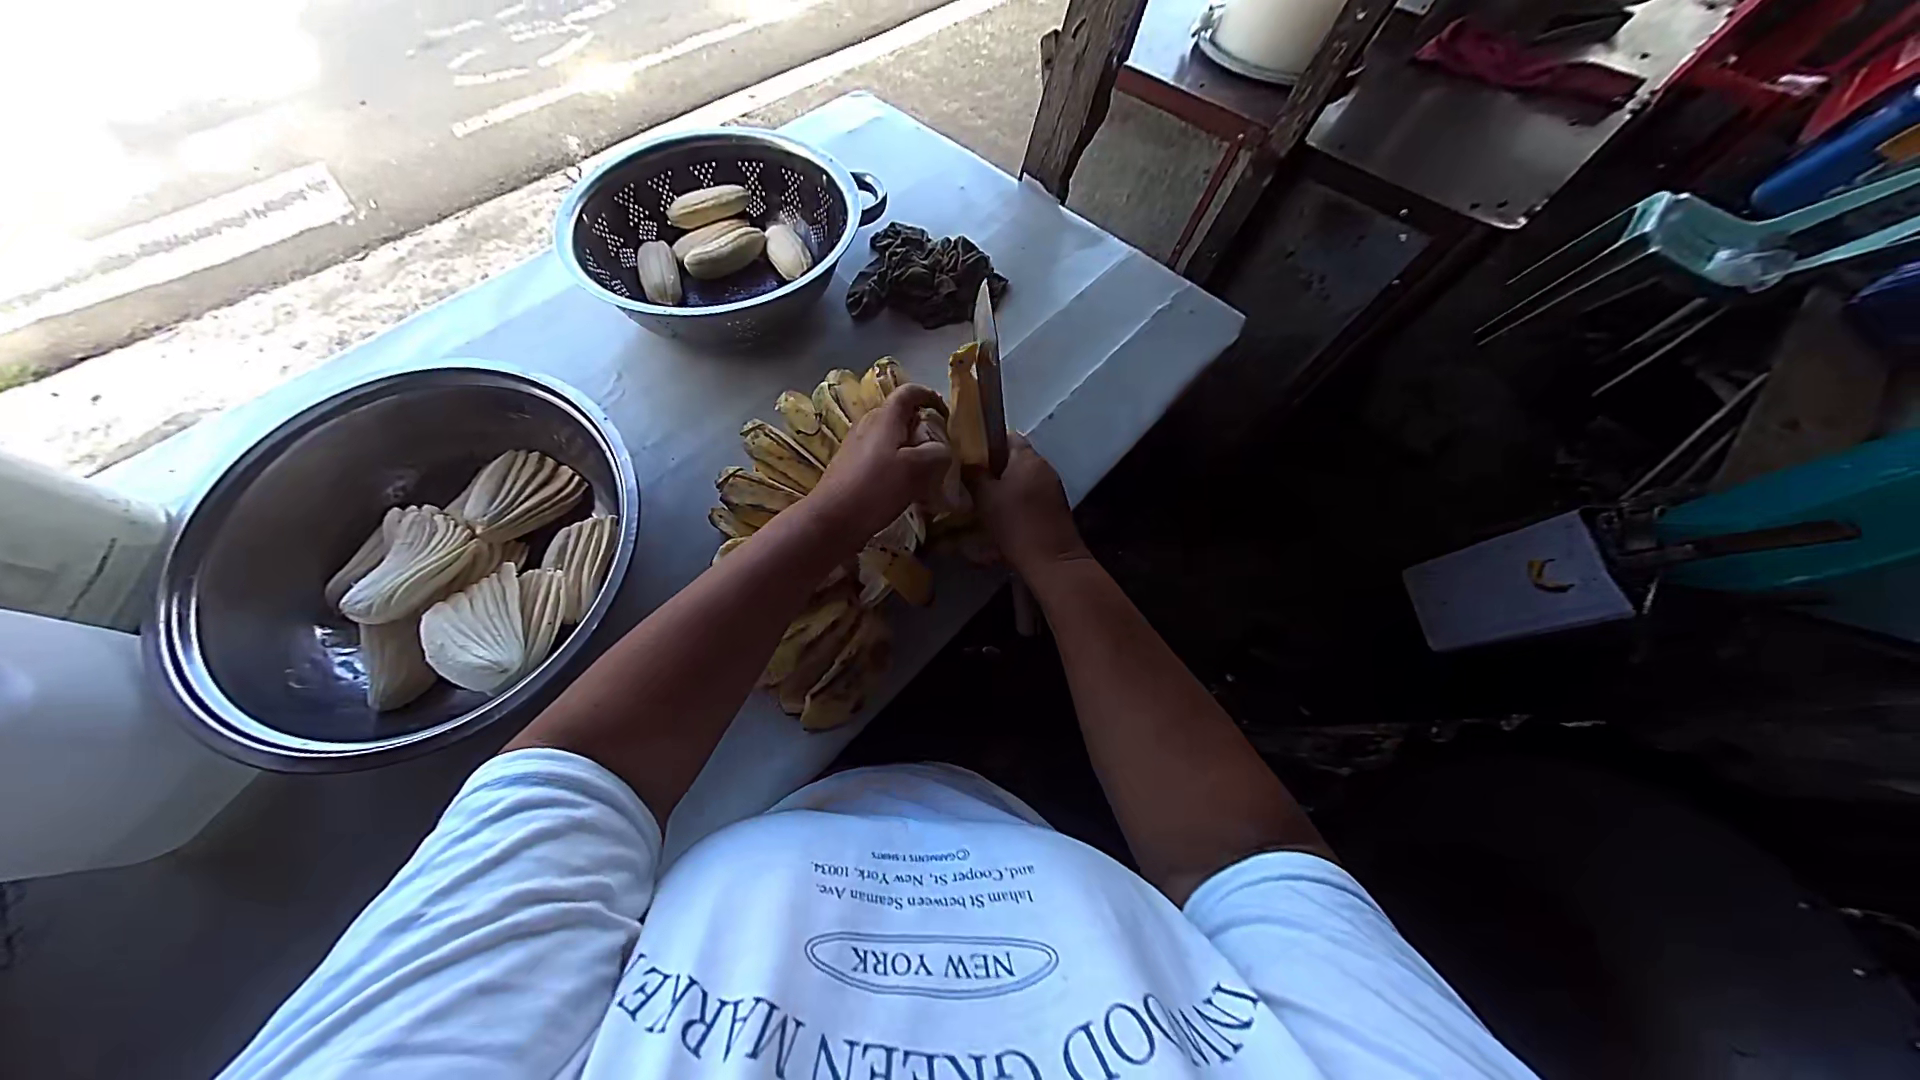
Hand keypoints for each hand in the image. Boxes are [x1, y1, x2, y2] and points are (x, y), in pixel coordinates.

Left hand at [806, 384, 952, 546]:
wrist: (831, 521)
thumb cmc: (875, 489)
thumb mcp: (918, 469)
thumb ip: (938, 453)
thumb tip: (942, 451)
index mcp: (885, 418)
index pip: (909, 392)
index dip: (931, 397)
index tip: (946, 414)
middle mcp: (868, 426)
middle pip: (902, 418)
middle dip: (924, 431)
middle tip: (941, 453)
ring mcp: (856, 448)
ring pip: (892, 441)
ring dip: (912, 454)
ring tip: (927, 478)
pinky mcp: (851, 469)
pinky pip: (882, 460)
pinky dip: (898, 469)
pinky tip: (905, 493)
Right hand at [966, 434, 1088, 576]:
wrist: (1052, 561)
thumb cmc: (1016, 524)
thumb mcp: (985, 497)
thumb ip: (973, 474)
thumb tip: (964, 461)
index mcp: (1028, 457)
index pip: (1006, 436)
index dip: (985, 443)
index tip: (967, 457)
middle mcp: (1044, 467)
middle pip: (1013, 460)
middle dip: (992, 471)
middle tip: (968, 483)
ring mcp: (1052, 489)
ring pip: (1020, 481)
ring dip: (1002, 490)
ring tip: (981, 504)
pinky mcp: (1054, 509)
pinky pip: (1029, 499)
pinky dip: (1014, 505)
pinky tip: (999, 520)